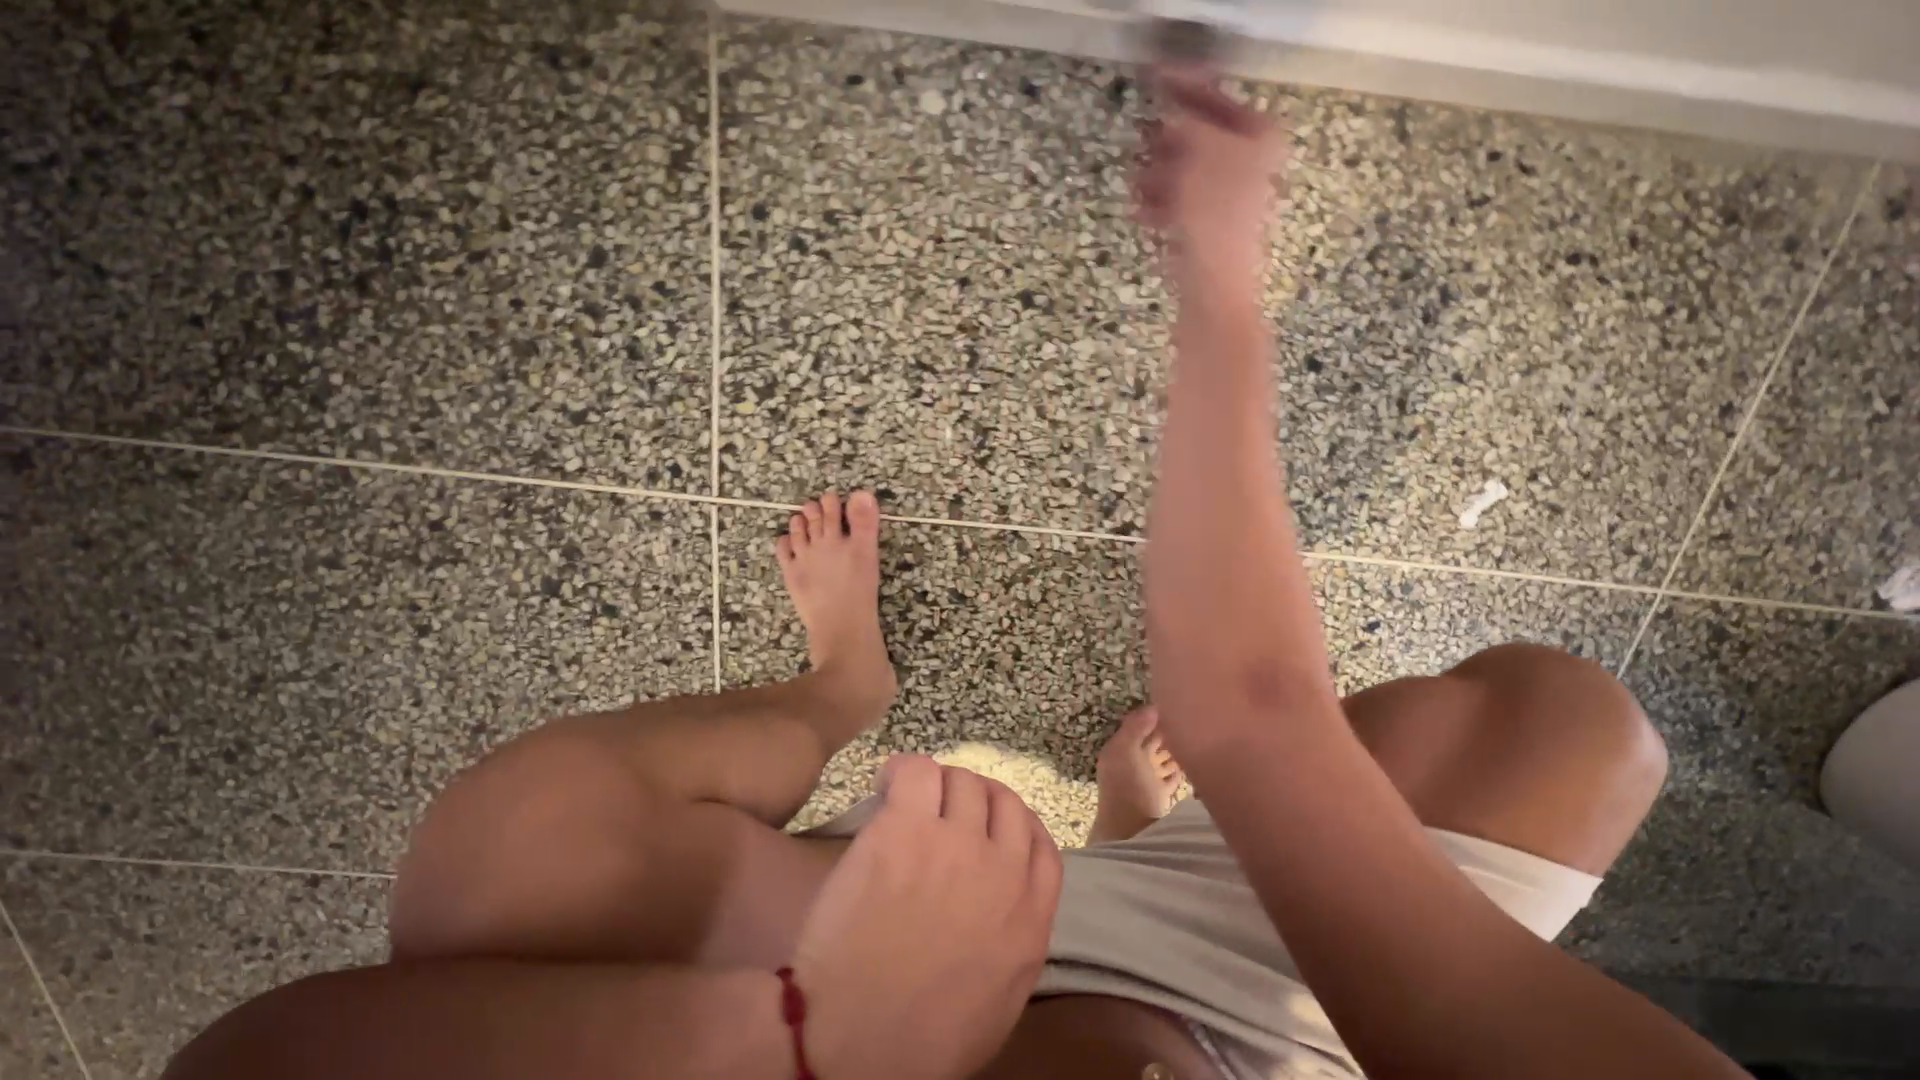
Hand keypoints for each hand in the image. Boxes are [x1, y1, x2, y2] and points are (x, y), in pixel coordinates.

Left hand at [789, 755, 1063, 1079]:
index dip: (1016, 827)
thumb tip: (1011, 909)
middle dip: (976, 802)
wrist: (852, 1041)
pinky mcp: (904, 829)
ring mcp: (954, 843)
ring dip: (940, 787)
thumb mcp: (1000, 1006)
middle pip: (1003, 801)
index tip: (990, 830)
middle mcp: (1001, 870)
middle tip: (942, 812)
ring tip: (911, 802)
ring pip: (962, 780)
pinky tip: (887, 786)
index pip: (1042, 844)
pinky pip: (917, 770)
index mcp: (1031, 918)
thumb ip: (1017, 945)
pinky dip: (904, 770)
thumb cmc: (922, 1040)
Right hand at [1136, 67, 1287, 289]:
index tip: (1159, 80)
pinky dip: (1160, 207)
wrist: (1214, 291)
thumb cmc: (1214, 219)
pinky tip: (1145, 215)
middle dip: (1168, 144)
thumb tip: (1175, 117)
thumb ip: (1188, 126)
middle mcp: (1251, 169)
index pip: (1222, 103)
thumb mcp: (1201, 156)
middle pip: (1201, 140)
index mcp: (1261, 142)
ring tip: (1139, 189)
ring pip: (1185, 174)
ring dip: (1157, 178)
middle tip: (1145, 145)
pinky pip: (1179, 207)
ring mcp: (1229, 203)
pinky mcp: (1208, 231)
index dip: (1190, 91)